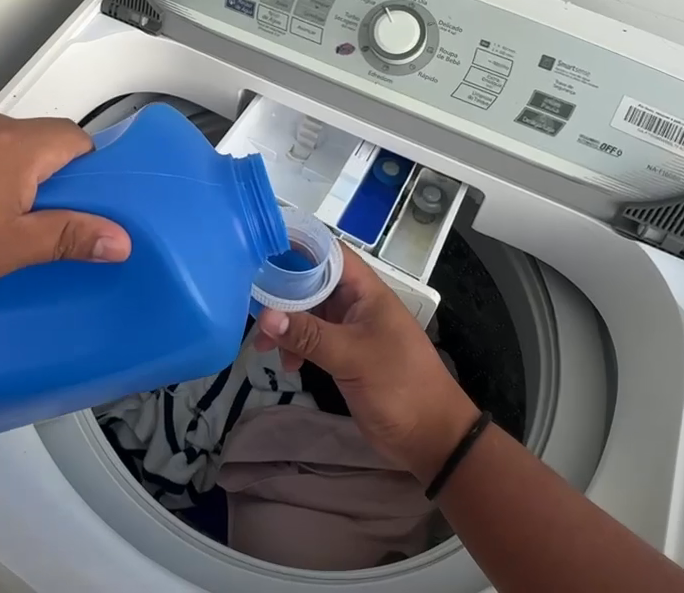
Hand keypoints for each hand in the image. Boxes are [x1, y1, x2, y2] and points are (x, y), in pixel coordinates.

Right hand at [253, 243, 478, 480]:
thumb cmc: (400, 386)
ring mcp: (349, 329)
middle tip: (252, 308)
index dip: (296, 245)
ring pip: (307, 312)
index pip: (327, 252)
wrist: (431, 439)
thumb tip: (265, 316)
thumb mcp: (352, 357)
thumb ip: (308, 335)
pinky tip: (287, 365)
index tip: (260, 248)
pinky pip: (311, 339)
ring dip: (285, 325)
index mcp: (365, 290)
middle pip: (310, 282)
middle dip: (281, 293)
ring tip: (263, 347)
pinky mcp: (343, 355)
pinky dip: (295, 347)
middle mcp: (355, 303)